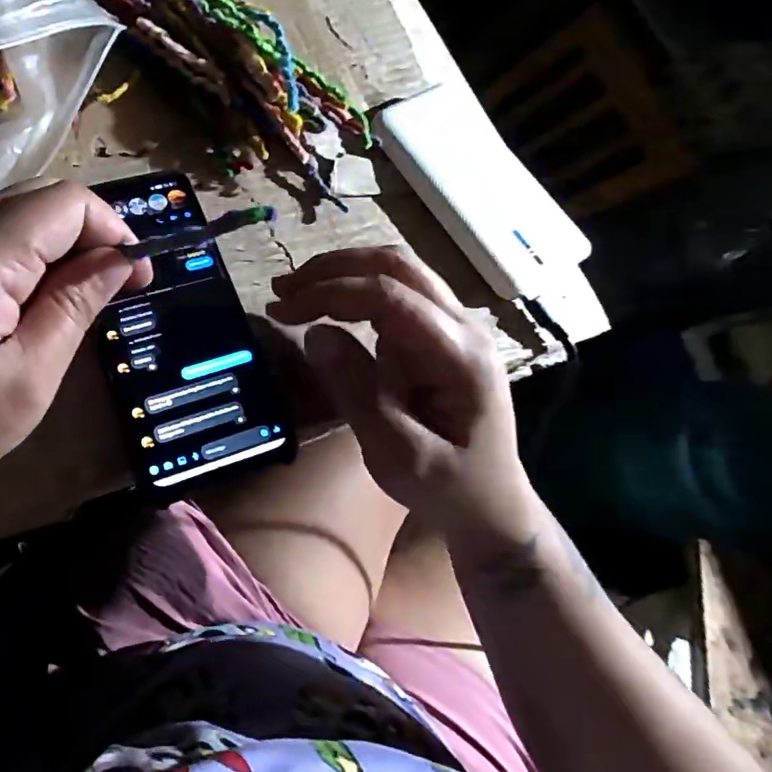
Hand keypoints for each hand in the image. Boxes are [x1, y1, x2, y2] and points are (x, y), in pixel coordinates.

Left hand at [0, 180, 150, 541]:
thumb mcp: (29, 378)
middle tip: (119, 288)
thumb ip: (75, 306)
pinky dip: (31, 256)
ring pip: (18, 214)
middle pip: (41, 199)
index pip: (65, 203)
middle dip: (91, 234)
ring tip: (87, 297)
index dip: (113, 230)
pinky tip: (43, 300)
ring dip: (63, 245)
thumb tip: (120, 259)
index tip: (139, 278)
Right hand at [265, 247, 537, 547]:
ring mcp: (452, 328)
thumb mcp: (397, 454)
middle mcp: (463, 327)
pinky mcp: (436, 336)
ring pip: (397, 270)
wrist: (489, 506)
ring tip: (294, 291)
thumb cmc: (447, 486)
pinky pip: (395, 294)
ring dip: (342, 272)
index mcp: (460, 355)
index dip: (331, 293)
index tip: (282, 310)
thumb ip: (358, 392)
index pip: (390, 296)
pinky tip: (323, 305)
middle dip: (334, 269)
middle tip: (283, 290)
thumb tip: (316, 334)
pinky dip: (353, 289)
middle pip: (398, 265)